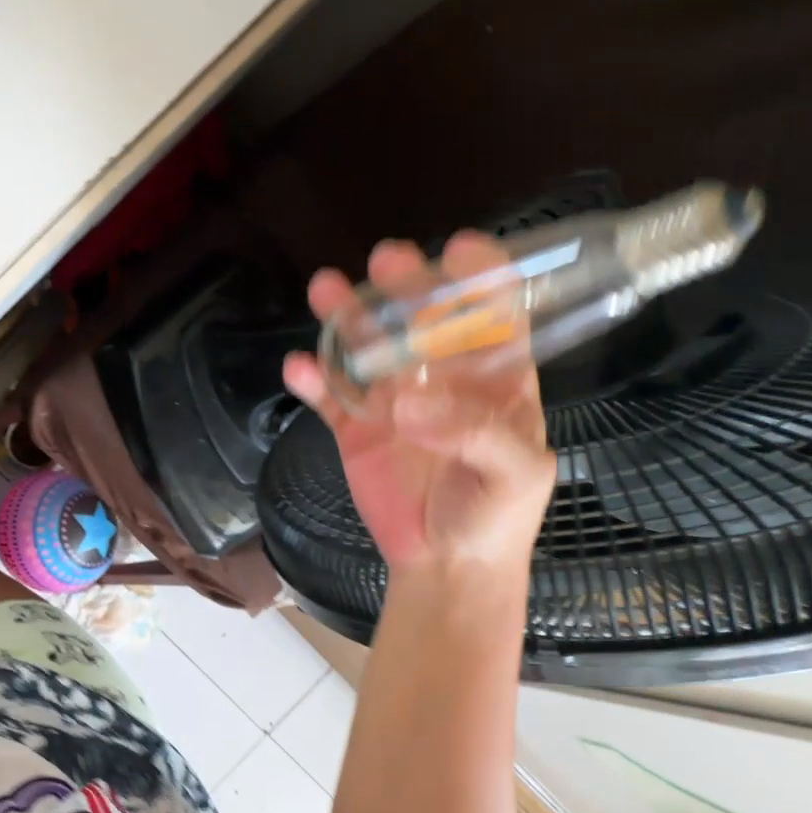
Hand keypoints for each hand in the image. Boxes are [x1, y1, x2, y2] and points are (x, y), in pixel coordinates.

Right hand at [283, 234, 555, 569]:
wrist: (445, 562)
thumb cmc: (496, 514)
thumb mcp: (513, 474)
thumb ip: (474, 433)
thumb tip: (409, 403)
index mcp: (497, 381)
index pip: (494, 317)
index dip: (480, 280)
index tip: (458, 250)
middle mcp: (442, 381)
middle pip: (421, 322)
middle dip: (405, 288)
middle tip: (386, 258)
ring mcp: (393, 404)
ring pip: (368, 350)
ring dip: (347, 319)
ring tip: (324, 287)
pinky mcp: (354, 430)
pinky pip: (329, 398)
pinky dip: (313, 380)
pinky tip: (298, 366)